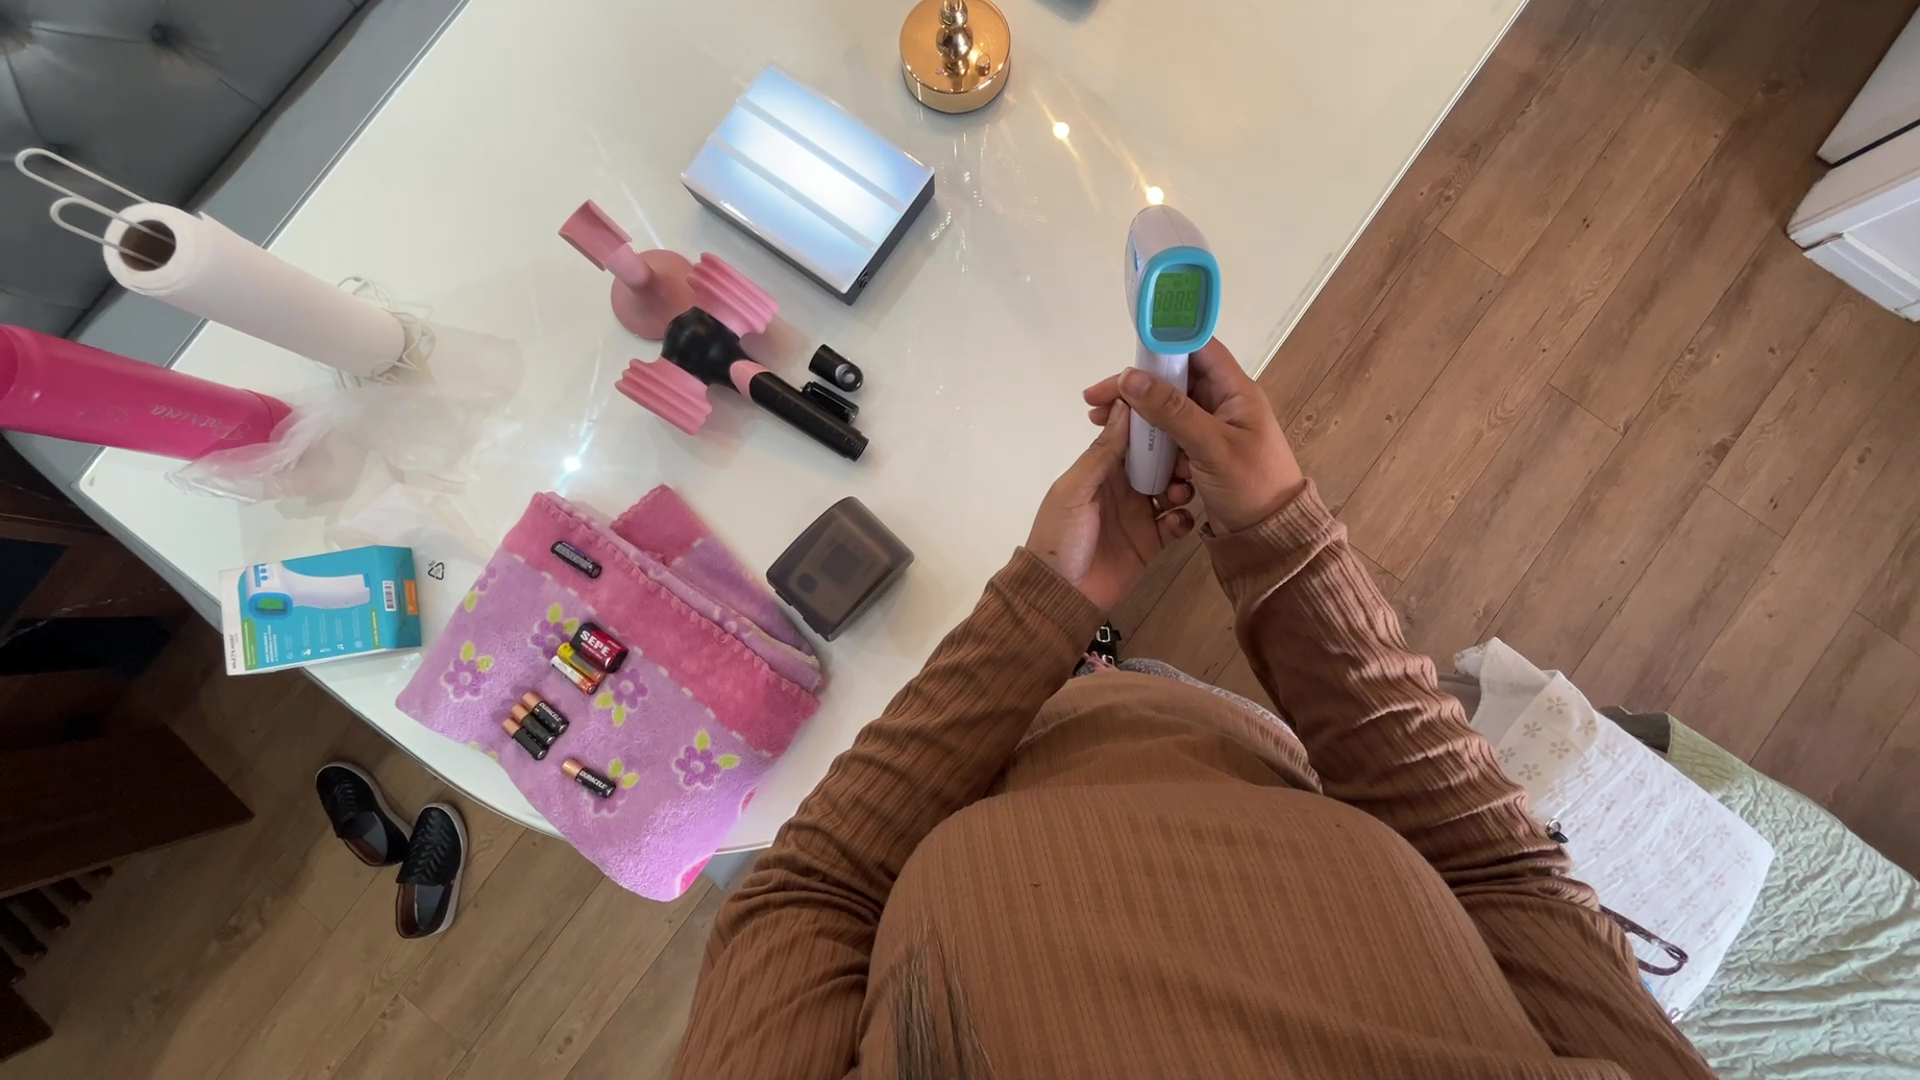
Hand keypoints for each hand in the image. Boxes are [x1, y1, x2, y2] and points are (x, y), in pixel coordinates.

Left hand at [1026, 403, 1195, 610]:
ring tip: (1183, 492)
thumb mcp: (1075, 490)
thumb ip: (1102, 452)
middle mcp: (1124, 487)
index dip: (1153, 424)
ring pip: (1173, 489)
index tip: (1177, 411)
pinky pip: (1176, 523)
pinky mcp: (1152, 542)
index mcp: (1101, 470)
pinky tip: (1178, 520)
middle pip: (1159, 461)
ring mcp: (1140, 514)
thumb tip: (1124, 405)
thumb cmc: (1060, 536)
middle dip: (1177, 456)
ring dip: (1183, 486)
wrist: (1061, 595)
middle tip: (1190, 457)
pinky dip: (1183, 519)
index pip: (1131, 437)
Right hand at [1083, 338, 1304, 533]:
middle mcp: (1221, 403)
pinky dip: (1147, 441)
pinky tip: (1125, 450)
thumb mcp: (1212, 447)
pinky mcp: (1199, 452)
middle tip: (1095, 399)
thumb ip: (1172, 411)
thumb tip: (1131, 378)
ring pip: (1165, 411)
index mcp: (1235, 391)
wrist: (1269, 535)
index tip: (1124, 358)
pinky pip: (1167, 438)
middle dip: (1134, 387)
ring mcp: (1209, 428)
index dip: (1161, 346)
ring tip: (1099, 423)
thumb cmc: (1252, 486)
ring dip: (1135, 416)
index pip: (1196, 350)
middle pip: (1172, 381)